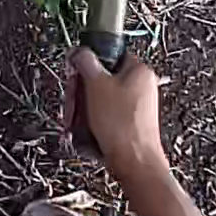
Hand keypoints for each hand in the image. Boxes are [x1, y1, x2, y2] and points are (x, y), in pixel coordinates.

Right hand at [69, 49, 168, 184]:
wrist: (134, 164)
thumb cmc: (121, 125)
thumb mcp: (96, 84)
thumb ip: (85, 61)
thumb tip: (79, 51)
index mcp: (138, 71)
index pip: (107, 55)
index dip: (87, 65)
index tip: (75, 74)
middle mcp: (141, 87)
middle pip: (100, 78)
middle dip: (81, 92)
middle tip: (74, 101)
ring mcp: (136, 107)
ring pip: (100, 98)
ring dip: (83, 108)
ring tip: (76, 120)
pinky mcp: (129, 124)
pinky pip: (105, 114)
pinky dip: (92, 120)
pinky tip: (84, 130)